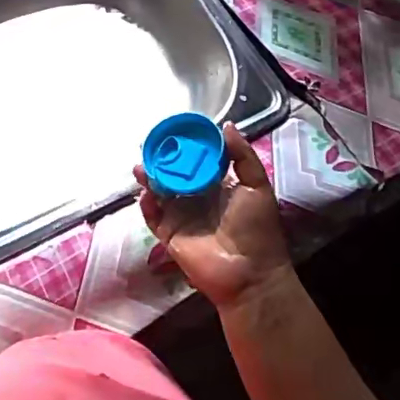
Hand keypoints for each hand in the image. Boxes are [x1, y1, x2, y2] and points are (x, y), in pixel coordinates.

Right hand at [135, 123, 292, 309]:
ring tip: (142, 167)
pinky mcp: (168, 233)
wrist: (250, 274)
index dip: (183, 146)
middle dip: (159, 159)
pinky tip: (146, 193)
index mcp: (216, 184)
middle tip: (149, 146)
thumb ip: (242, 155)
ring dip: (149, 177)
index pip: (195, 160)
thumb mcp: (257, 186)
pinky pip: (152, 215)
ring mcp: (180, 215)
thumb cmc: (257, 229)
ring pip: (158, 190)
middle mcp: (195, 197)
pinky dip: (146, 203)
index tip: (172, 131)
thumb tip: (225, 125)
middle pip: (171, 172)